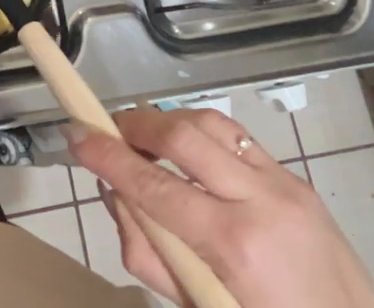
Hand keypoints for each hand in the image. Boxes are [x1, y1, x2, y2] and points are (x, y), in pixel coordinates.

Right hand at [67, 107, 373, 307]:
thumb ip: (150, 253)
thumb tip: (116, 195)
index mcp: (234, 246)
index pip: (152, 185)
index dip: (107, 156)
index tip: (75, 134)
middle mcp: (261, 202)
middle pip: (183, 135)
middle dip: (136, 124)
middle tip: (107, 129)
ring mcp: (286, 185)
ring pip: (212, 123)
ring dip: (169, 121)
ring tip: (143, 134)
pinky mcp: (298, 181)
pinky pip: (239, 140)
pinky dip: (202, 135)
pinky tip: (188, 153)